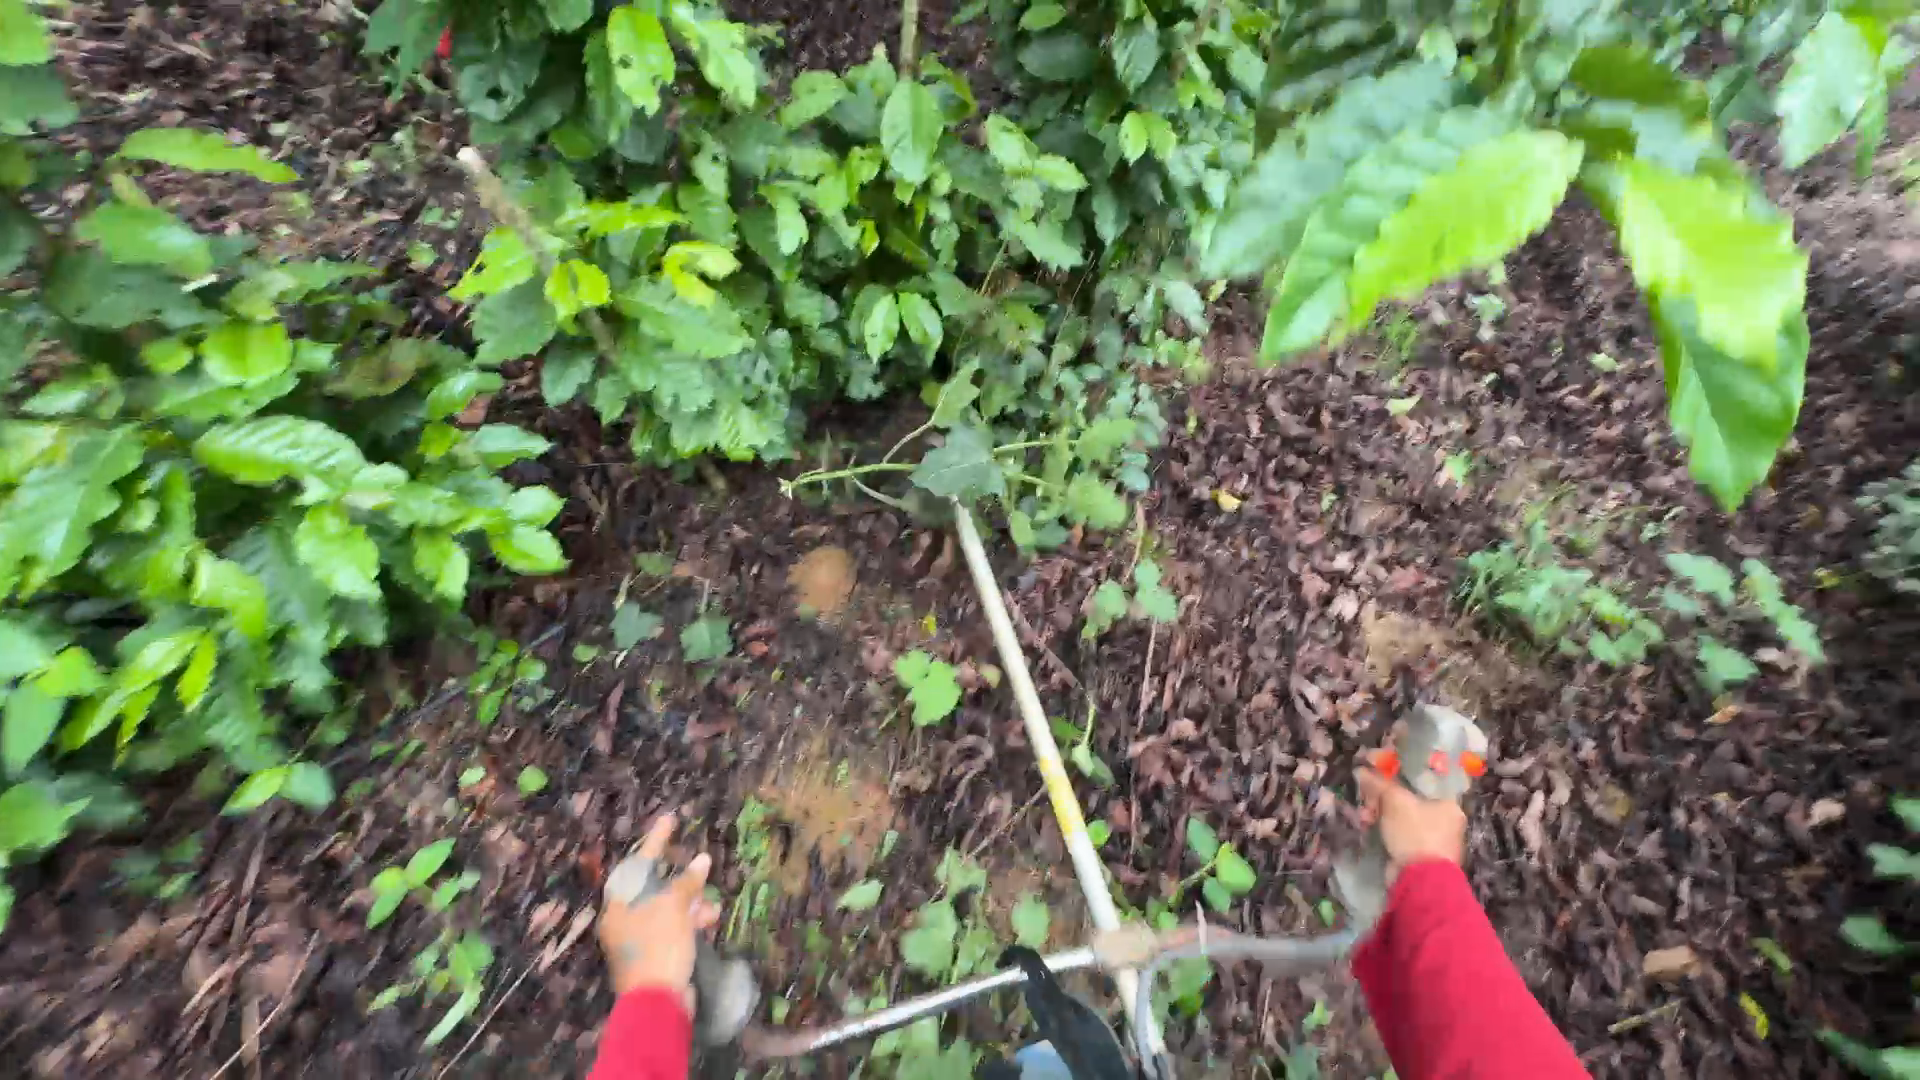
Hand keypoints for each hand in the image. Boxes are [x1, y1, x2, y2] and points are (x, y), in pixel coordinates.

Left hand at [599, 814, 720, 1003]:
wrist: (658, 1004)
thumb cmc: (659, 947)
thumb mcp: (675, 908)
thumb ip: (688, 882)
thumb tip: (702, 860)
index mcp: (619, 905)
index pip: (639, 863)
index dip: (657, 840)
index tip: (671, 818)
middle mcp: (625, 919)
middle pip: (656, 887)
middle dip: (684, 881)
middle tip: (702, 868)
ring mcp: (640, 939)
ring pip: (670, 908)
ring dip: (693, 904)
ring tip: (710, 908)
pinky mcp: (656, 955)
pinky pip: (675, 928)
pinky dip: (691, 922)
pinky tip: (708, 922)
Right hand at [1355, 750, 1466, 882]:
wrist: (1420, 880)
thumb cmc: (1415, 832)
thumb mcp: (1394, 801)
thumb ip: (1378, 783)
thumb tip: (1361, 770)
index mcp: (1448, 804)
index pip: (1422, 781)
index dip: (1398, 774)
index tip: (1378, 772)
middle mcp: (1445, 820)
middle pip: (1408, 798)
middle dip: (1382, 797)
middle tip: (1367, 798)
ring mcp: (1433, 839)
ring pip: (1400, 816)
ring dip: (1379, 813)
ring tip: (1365, 816)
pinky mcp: (1420, 854)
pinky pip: (1398, 832)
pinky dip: (1384, 829)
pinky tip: (1369, 827)